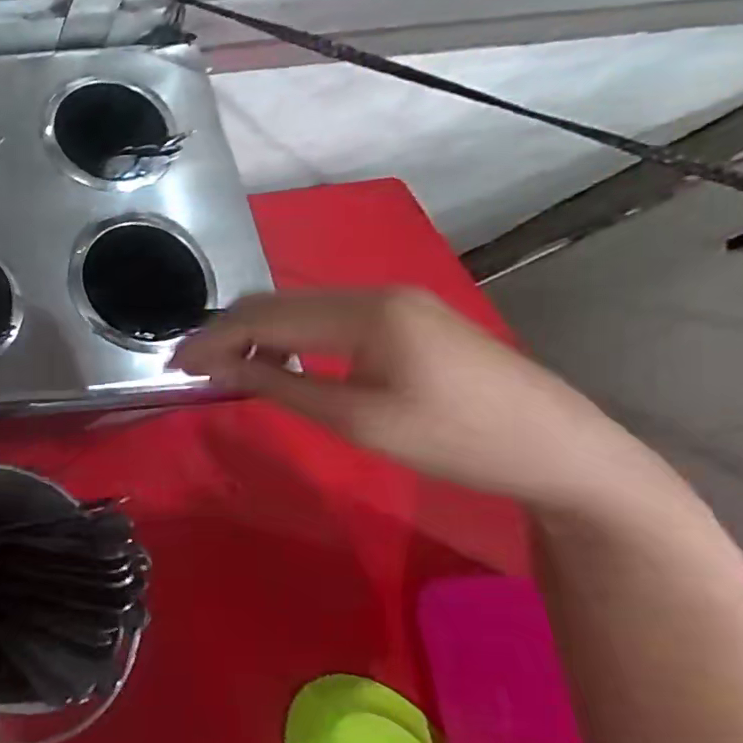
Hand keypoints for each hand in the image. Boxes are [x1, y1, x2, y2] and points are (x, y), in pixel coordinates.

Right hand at [171, 289, 670, 515]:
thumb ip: (281, 386)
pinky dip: (294, 334)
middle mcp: (375, 290)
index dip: (215, 337)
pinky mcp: (407, 314)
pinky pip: (330, 315)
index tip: (177, 364)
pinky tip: (284, 358)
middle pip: (280, 301)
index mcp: (366, 311)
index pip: (267, 314)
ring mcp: (395, 298)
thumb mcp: (360, 422)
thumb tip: (218, 367)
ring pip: (303, 305)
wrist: (565, 452)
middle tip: (193, 364)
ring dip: (260, 330)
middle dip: (230, 330)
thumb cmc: (459, 442)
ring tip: (228, 364)